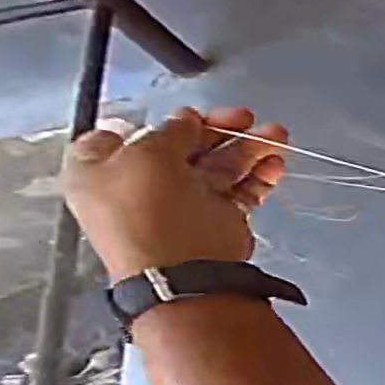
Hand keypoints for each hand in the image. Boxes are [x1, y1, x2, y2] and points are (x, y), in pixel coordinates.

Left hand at [62, 106, 287, 278]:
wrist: (184, 269)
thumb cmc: (150, 212)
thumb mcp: (145, 158)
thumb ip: (168, 133)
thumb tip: (185, 119)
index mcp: (106, 168)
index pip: (130, 134)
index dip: (163, 123)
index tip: (193, 115)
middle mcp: (146, 182)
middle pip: (186, 148)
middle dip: (220, 131)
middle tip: (247, 118)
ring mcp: (187, 200)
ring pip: (222, 167)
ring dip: (250, 150)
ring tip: (278, 136)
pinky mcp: (222, 216)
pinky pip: (242, 190)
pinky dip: (260, 177)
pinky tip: (276, 164)